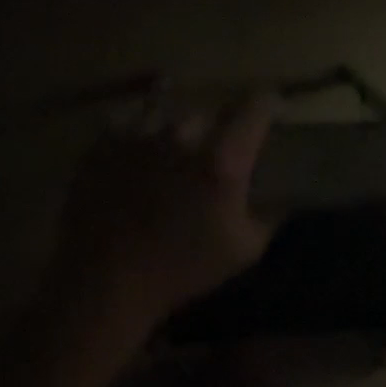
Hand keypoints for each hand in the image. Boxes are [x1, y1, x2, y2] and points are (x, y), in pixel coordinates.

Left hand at [49, 90, 278, 323]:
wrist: (105, 282)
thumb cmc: (181, 270)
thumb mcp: (243, 250)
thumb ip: (268, 215)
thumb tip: (283, 197)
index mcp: (222, 160)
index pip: (255, 107)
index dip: (268, 104)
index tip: (273, 111)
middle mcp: (181, 136)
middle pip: (208, 112)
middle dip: (216, 128)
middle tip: (215, 150)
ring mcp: (138, 137)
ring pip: (166, 114)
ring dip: (174, 130)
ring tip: (171, 149)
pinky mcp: (102, 146)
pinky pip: (126, 125)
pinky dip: (137, 135)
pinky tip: (136, 153)